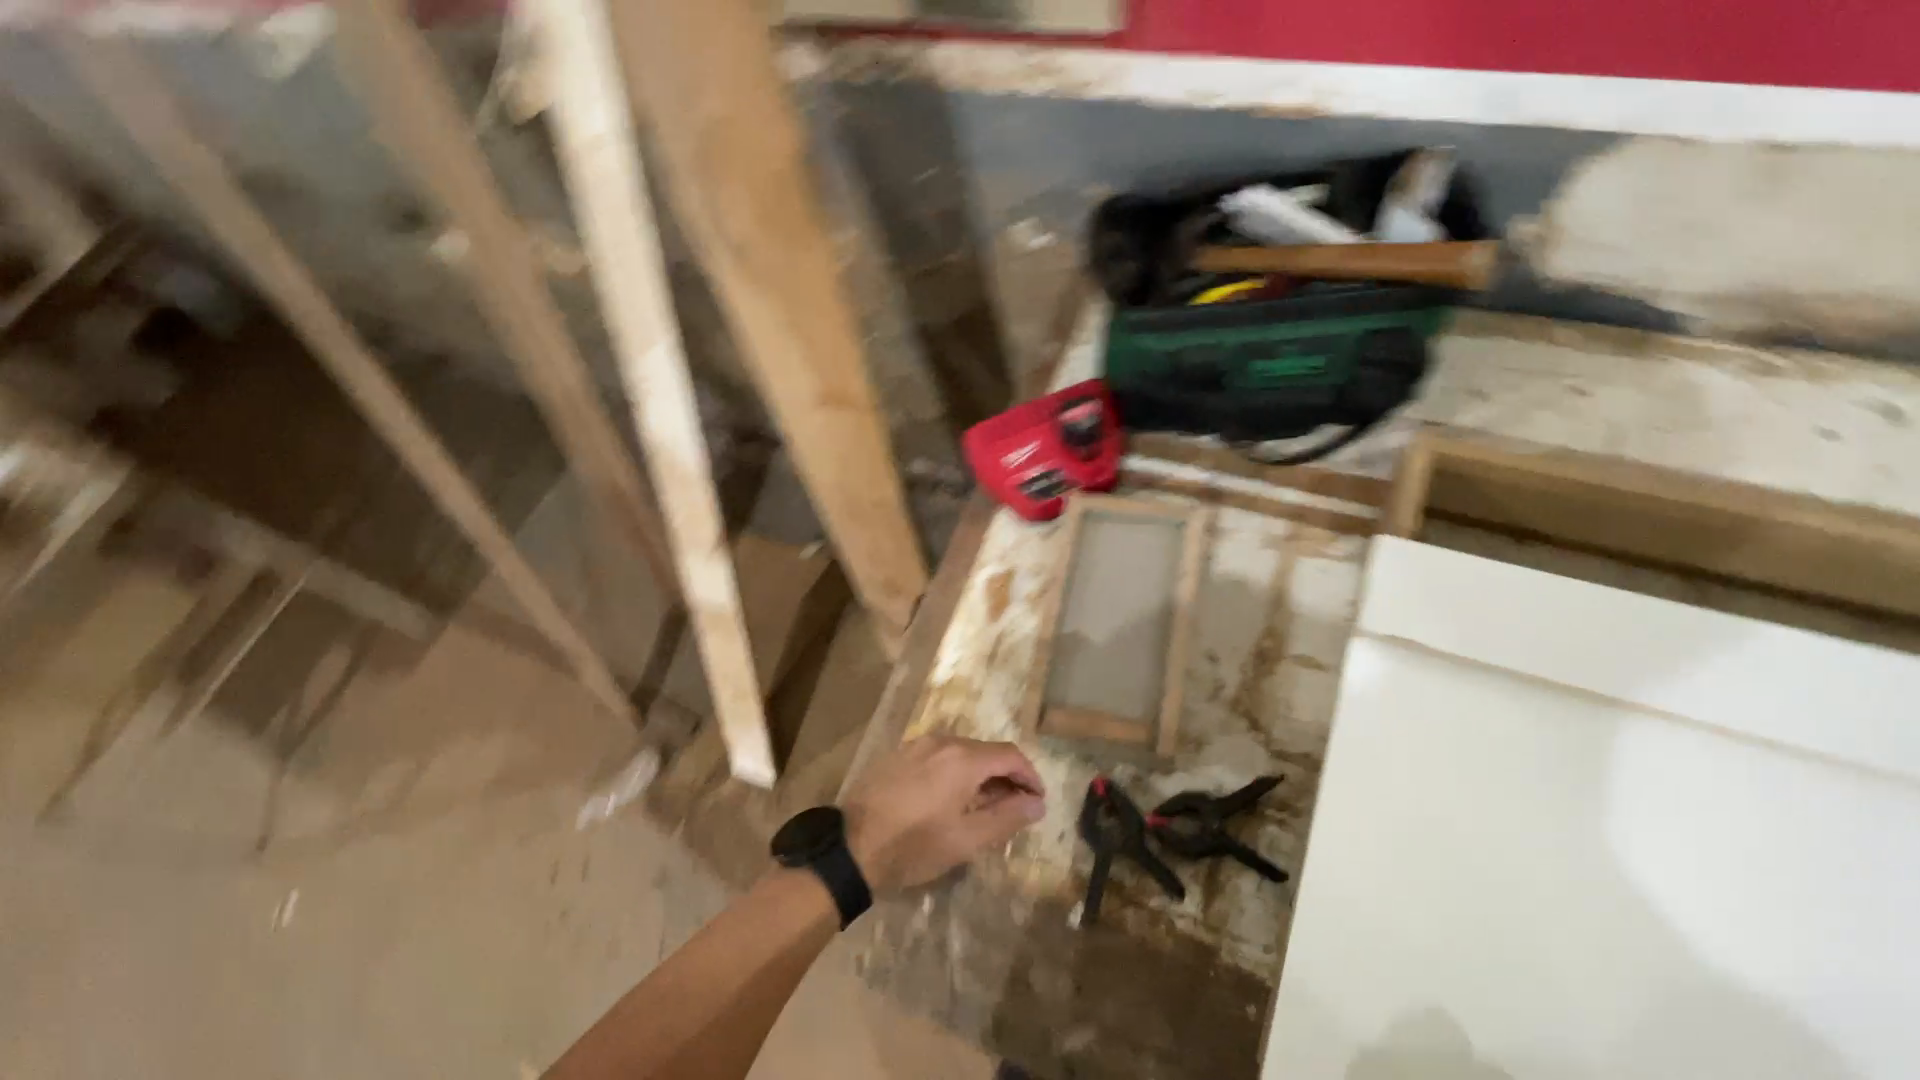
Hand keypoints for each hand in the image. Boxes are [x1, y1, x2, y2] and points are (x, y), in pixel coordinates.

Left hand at [841, 735, 1046, 893]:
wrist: (850, 846)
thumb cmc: (914, 846)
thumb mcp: (966, 839)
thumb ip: (1007, 817)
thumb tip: (1037, 804)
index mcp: (963, 758)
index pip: (1011, 755)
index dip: (1030, 777)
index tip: (1038, 801)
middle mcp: (941, 741)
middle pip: (986, 752)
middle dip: (1006, 777)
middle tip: (1015, 809)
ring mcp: (916, 746)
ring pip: (961, 753)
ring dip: (981, 775)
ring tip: (985, 808)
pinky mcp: (898, 756)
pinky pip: (938, 758)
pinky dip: (956, 773)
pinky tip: (952, 800)